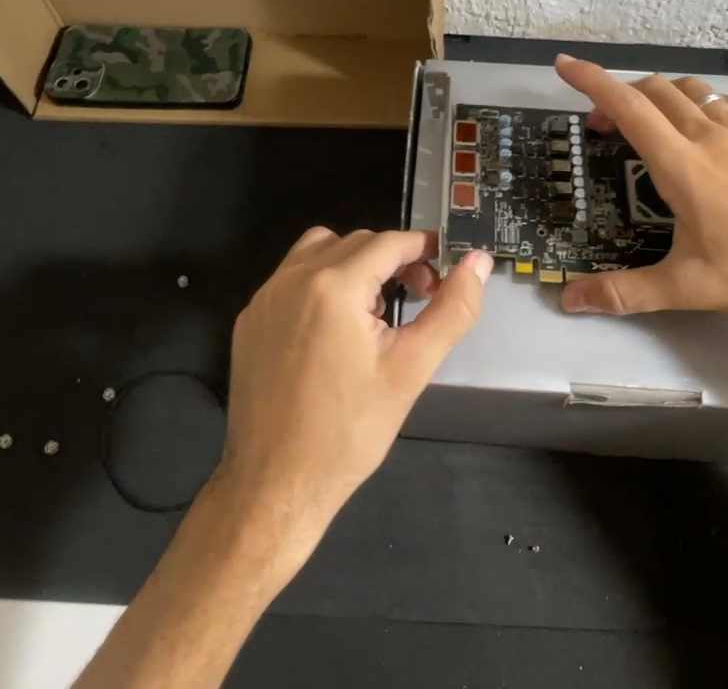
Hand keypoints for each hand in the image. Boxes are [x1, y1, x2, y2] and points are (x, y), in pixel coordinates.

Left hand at [215, 228, 491, 544]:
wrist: (277, 484)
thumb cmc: (350, 431)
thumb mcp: (412, 369)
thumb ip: (452, 310)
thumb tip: (478, 264)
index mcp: (333, 286)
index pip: (388, 242)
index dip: (423, 249)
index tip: (444, 269)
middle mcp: (291, 280)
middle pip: (355, 243)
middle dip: (393, 259)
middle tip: (420, 295)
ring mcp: (264, 299)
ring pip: (317, 251)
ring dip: (353, 264)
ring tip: (374, 311)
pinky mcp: (249, 321)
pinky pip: (290, 279)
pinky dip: (320, 284)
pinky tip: (336, 331)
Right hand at [554, 54, 727, 326]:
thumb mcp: (690, 288)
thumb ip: (625, 292)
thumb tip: (571, 302)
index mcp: (684, 164)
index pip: (627, 107)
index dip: (591, 81)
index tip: (565, 65)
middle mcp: (716, 135)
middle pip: (658, 91)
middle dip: (622, 96)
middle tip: (605, 127)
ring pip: (700, 94)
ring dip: (667, 100)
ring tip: (659, 130)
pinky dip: (712, 110)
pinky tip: (720, 137)